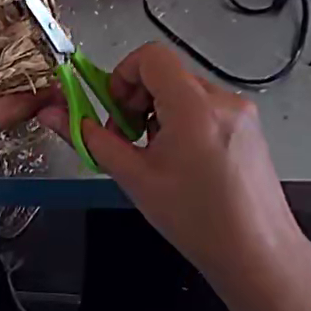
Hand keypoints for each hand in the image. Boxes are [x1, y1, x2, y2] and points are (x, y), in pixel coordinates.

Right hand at [37, 43, 305, 278]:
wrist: (256, 254)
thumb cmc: (198, 221)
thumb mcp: (134, 178)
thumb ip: (91, 139)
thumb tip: (54, 115)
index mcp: (194, 109)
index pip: (151, 57)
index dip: (122, 75)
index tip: (113, 107)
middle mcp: (222, 101)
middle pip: (165, 73)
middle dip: (136, 98)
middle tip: (126, 135)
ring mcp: (239, 113)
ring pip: (183, 89)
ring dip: (157, 110)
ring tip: (153, 152)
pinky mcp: (247, 126)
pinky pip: (204, 105)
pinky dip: (181, 120)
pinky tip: (178, 158)